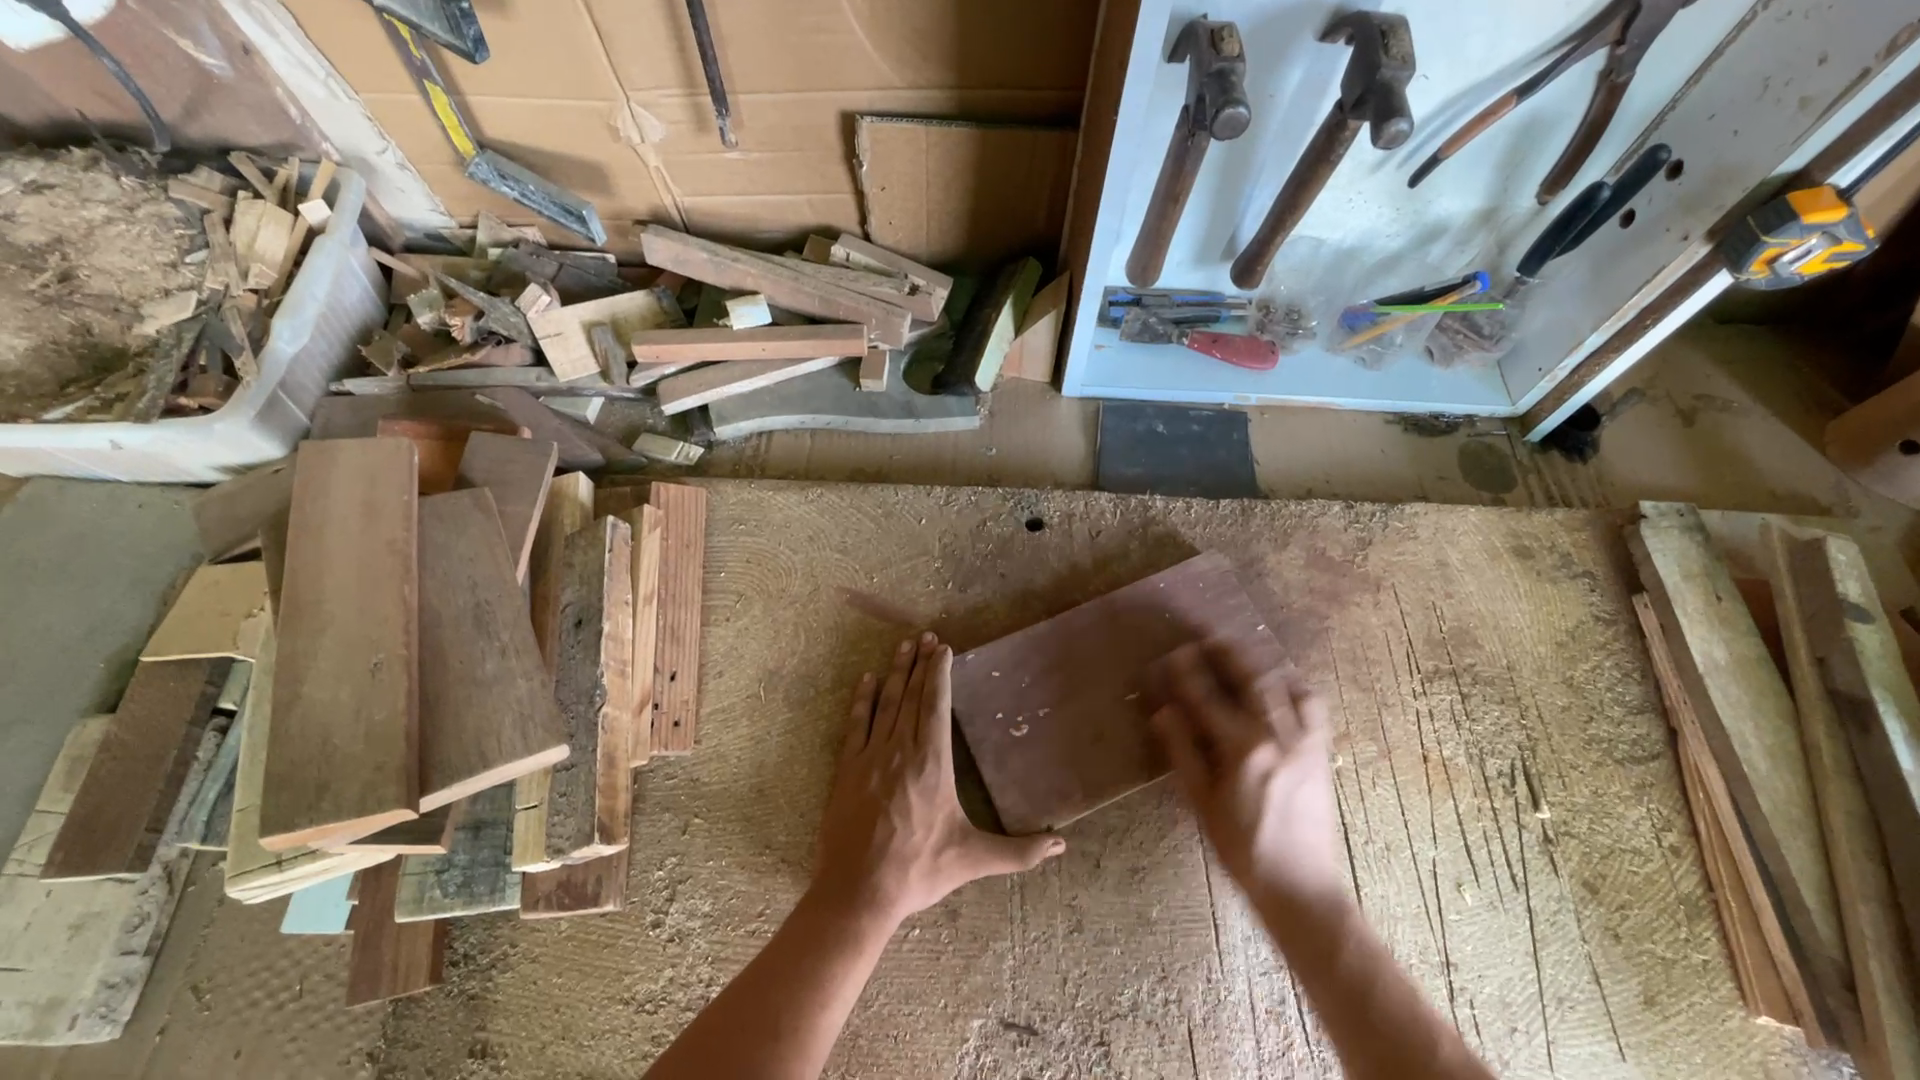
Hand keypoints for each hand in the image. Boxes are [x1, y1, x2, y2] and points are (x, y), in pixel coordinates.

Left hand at [812, 632, 1064, 924]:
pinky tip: (867, 682)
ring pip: (885, 704)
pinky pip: (856, 725)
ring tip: (902, 647)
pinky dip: (862, 700)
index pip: (936, 704)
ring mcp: (870, 758)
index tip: (943, 648)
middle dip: (920, 664)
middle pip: (912, 695)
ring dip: (895, 673)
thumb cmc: (919, 870)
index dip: (939, 673)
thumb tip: (1061, 844)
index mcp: (933, 762)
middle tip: (925, 637)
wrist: (859, 890)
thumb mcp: (974, 859)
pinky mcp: (847, 771)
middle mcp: (901, 750)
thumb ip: (1020, 852)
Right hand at [1150, 638, 1345, 917]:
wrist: (1300, 884)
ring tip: (1241, 656)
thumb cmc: (1241, 848)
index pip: (1208, 697)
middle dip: (1227, 653)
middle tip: (1208, 637)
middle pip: (1251, 679)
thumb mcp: (1201, 803)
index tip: (1176, 652)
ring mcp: (1306, 742)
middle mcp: (1278, 736)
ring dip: (1261, 665)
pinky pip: (1313, 706)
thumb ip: (1183, 753)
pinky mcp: (1322, 752)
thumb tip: (1164, 712)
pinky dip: (1294, 688)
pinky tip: (1281, 688)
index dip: (1189, 672)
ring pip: (1285, 686)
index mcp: (1242, 749)